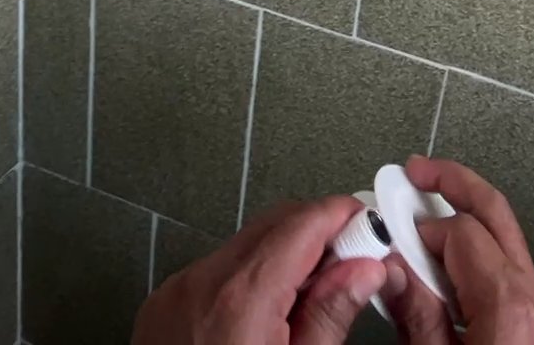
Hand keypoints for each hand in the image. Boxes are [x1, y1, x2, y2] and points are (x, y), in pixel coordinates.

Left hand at [133, 195, 398, 344]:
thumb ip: (330, 316)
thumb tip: (365, 269)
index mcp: (241, 300)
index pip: (306, 221)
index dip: (344, 218)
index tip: (370, 232)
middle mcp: (203, 282)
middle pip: (278, 221)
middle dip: (319, 232)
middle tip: (352, 265)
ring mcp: (178, 290)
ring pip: (249, 240)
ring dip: (285, 252)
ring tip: (307, 301)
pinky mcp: (163, 304)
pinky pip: (220, 266)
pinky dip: (251, 273)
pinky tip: (267, 312)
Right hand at [378, 155, 533, 344]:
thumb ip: (416, 316)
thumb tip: (392, 269)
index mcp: (506, 300)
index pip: (459, 230)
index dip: (420, 226)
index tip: (390, 233)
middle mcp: (531, 292)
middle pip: (492, 208)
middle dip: (453, 180)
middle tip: (417, 170)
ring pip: (503, 230)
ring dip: (465, 210)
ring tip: (428, 206)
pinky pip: (506, 259)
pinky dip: (477, 243)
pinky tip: (450, 256)